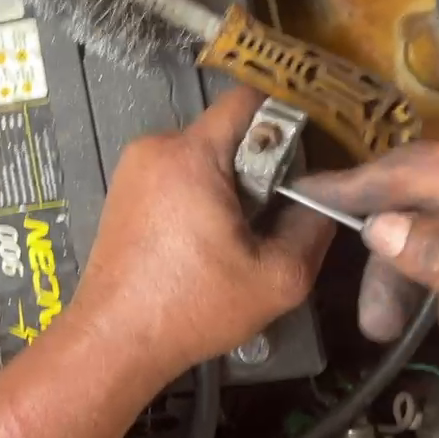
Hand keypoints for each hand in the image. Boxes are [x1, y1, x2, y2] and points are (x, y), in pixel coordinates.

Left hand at [65, 88, 335, 372]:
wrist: (114, 337)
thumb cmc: (191, 307)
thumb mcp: (277, 277)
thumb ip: (312, 226)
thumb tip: (324, 197)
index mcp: (190, 155)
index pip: (249, 100)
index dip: (289, 117)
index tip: (311, 152)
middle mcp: (154, 148)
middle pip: (224, 131)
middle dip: (258, 162)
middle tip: (278, 207)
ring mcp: (132, 169)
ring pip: (200, 154)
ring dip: (227, 182)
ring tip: (240, 231)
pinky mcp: (123, 191)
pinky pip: (174, 174)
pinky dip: (197, 194)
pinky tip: (206, 238)